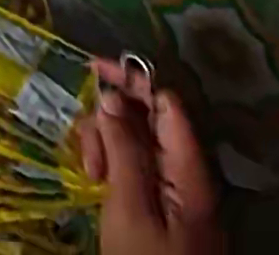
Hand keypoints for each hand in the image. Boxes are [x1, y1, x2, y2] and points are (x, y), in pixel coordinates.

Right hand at [81, 57, 222, 254]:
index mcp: (190, 165)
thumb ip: (123, 147)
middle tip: (88, 147)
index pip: (165, 100)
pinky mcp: (162, 202)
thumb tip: (110, 94)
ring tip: (90, 170)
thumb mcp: (130, 208)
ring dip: (109, 140)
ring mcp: (176, 186)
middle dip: (113, 116)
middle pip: (150, 115)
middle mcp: (187, 167)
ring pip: (138, 136)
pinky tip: (97, 177)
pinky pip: (137, 161)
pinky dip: (114, 160)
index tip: (93, 70)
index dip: (131, 78)